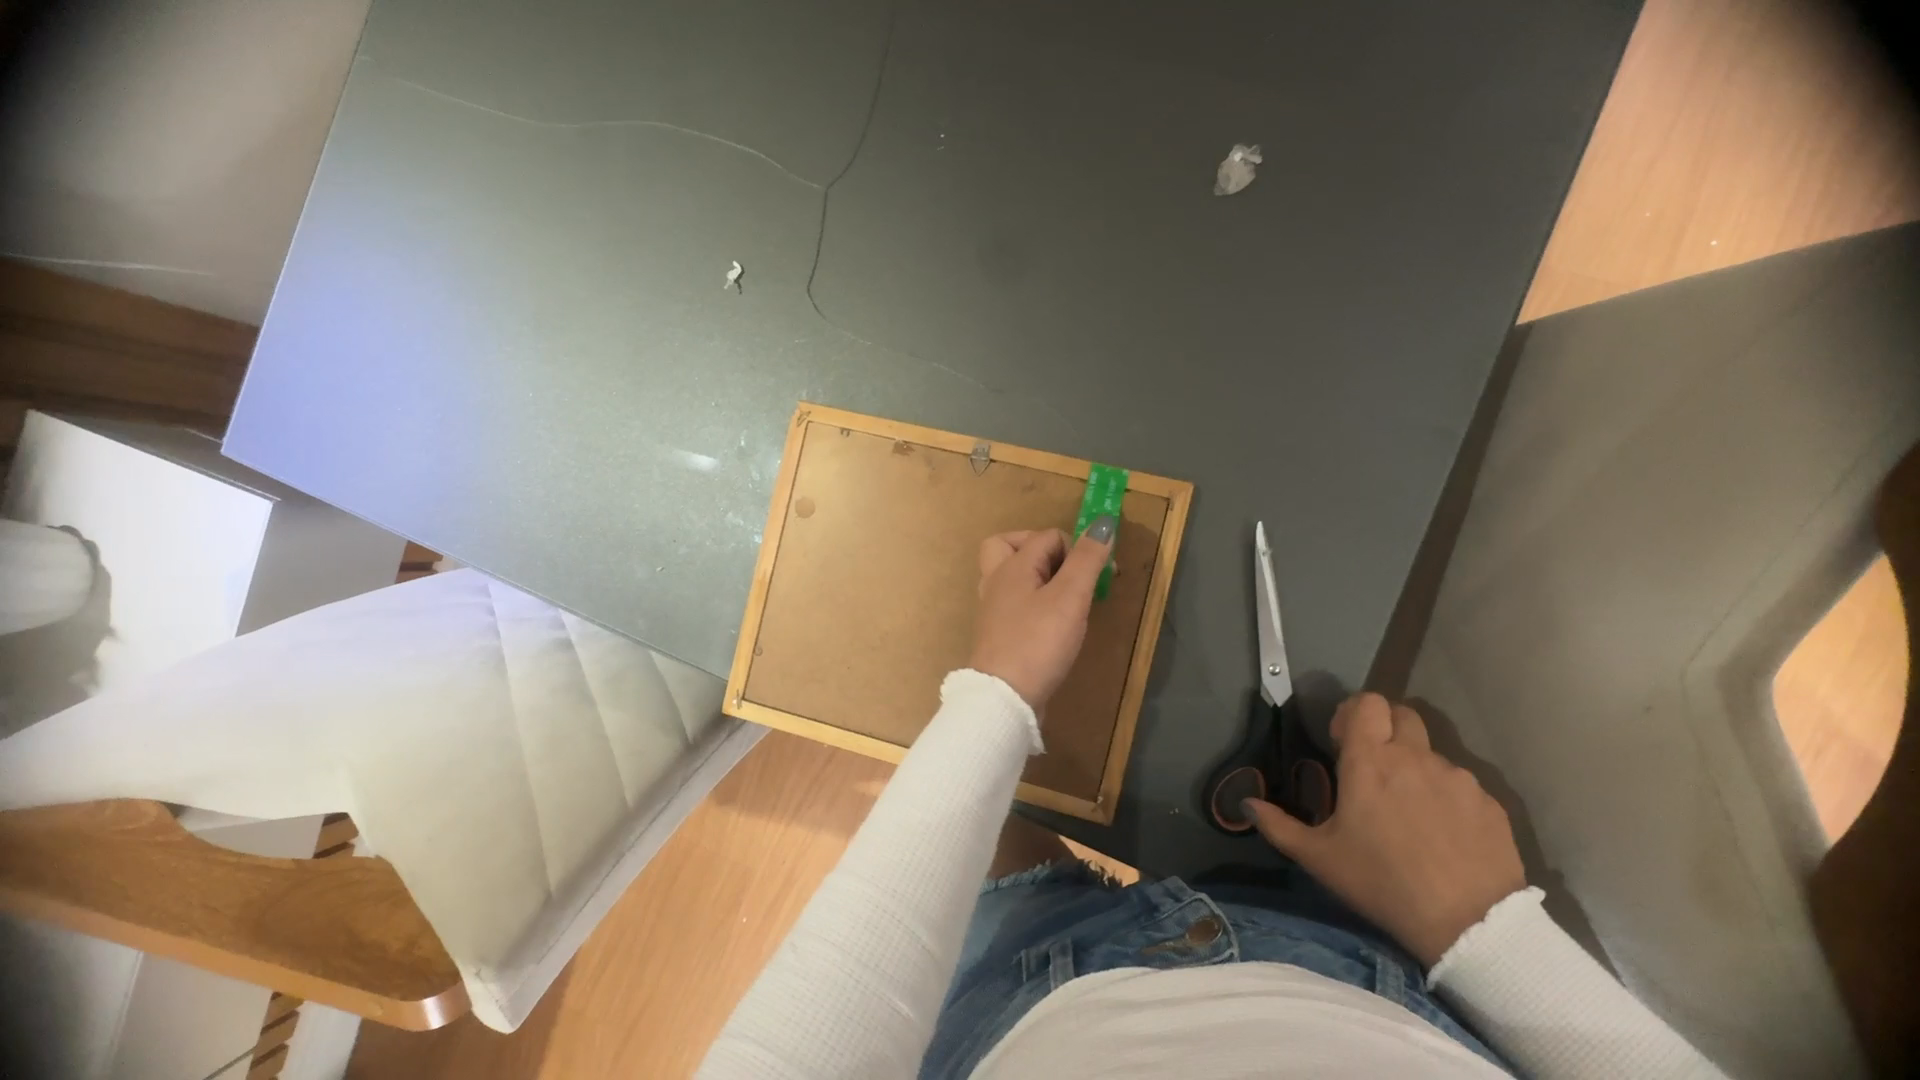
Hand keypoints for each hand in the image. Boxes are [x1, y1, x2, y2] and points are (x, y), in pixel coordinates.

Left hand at [967, 519, 1115, 709]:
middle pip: (1010, 546)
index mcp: (1011, 566)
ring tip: (1064, 595)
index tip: (1097, 575)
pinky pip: (1014, 603)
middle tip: (1068, 572)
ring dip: (1037, 577)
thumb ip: (1087, 559)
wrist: (1005, 698)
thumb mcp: (1070, 597)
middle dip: (1042, 551)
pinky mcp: (999, 634)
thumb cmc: (1038, 642)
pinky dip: (1033, 602)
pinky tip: (1052, 621)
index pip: (1047, 536)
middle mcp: (996, 582)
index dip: (1076, 548)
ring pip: (1010, 576)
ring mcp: (994, 609)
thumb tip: (1104, 522)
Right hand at [1244, 692, 1525, 966]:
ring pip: (1431, 754)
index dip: (1352, 713)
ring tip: (1409, 812)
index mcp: (1371, 761)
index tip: (1342, 741)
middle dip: (1384, 728)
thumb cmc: (1381, 883)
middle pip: (1402, 714)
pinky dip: (1446, 798)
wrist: (1470, 925)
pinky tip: (1442, 835)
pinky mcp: (1489, 803)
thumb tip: (1247, 804)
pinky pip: (1461, 786)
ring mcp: (1458, 778)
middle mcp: (1415, 757)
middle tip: (1372, 766)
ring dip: (1415, 768)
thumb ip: (1278, 825)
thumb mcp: (1319, 858)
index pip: (1366, 703)